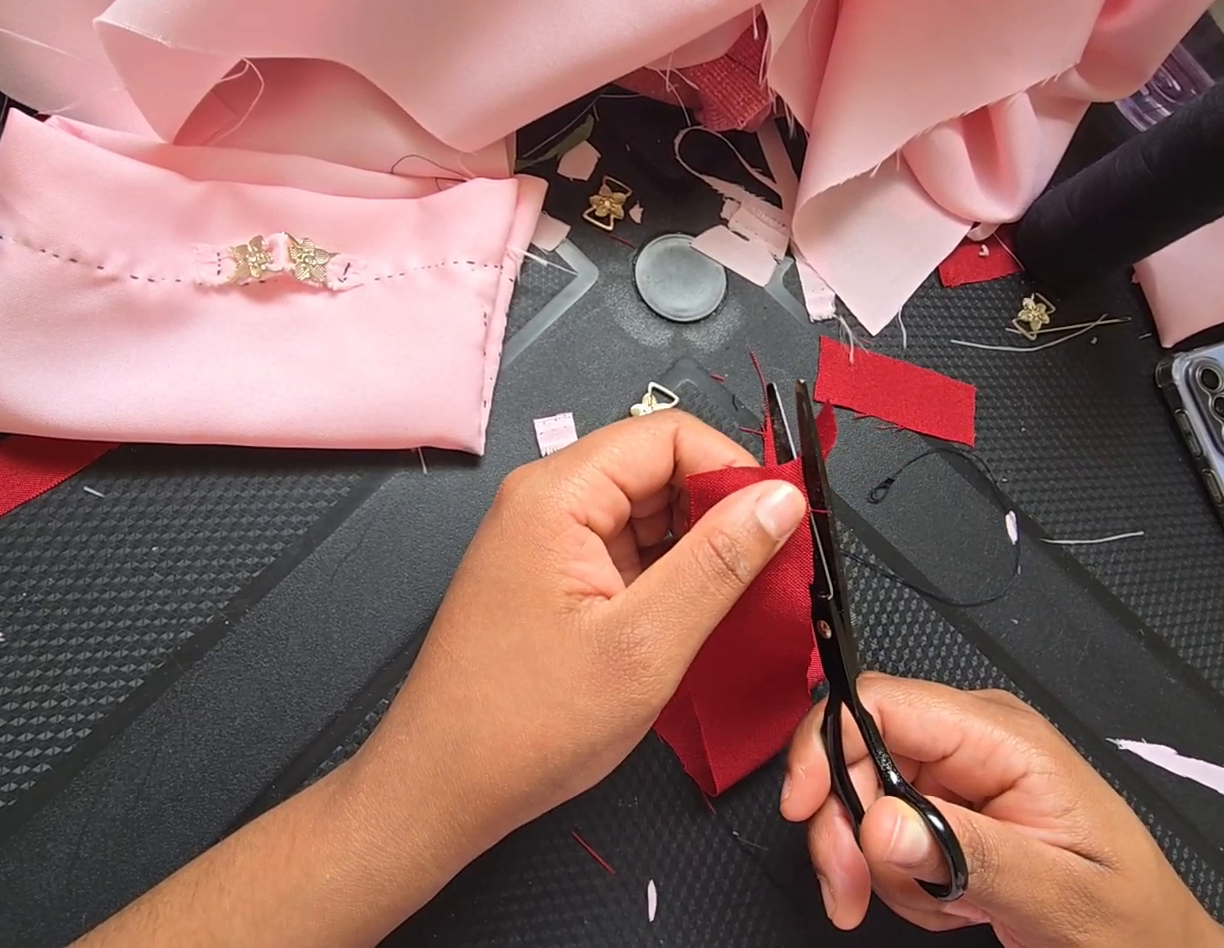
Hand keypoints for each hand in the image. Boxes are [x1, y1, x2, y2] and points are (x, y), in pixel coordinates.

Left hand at [363, 411, 807, 848]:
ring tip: (741, 597)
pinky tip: (697, 611)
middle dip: (720, 510)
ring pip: (647, 509)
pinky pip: (627, 547)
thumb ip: (719, 562)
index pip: (668, 436)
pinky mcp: (554, 572)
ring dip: (699, 545)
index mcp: (560, 492)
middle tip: (770, 569)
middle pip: (657, 468)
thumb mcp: (645, 644)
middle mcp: (549, 498)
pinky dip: (669, 571)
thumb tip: (782, 499)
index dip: (732, 468)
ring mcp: (549, 536)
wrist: (441, 788)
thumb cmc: (533, 721)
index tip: (780, 523)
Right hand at [782, 674, 1223, 947]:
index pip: (882, 700)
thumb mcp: (1067, 900)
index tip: (801, 812)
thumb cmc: (1134, 926)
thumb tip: (875, 823)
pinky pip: (883, 824)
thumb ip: (973, 857)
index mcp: (997, 733)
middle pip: (858, 748)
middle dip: (844, 822)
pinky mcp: (944, 801)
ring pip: (862, 792)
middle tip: (847, 896)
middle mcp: (966, 735)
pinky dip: (896, 872)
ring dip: (874, 860)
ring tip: (935, 907)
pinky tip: (945, 899)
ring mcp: (953, 768)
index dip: (827, 741)